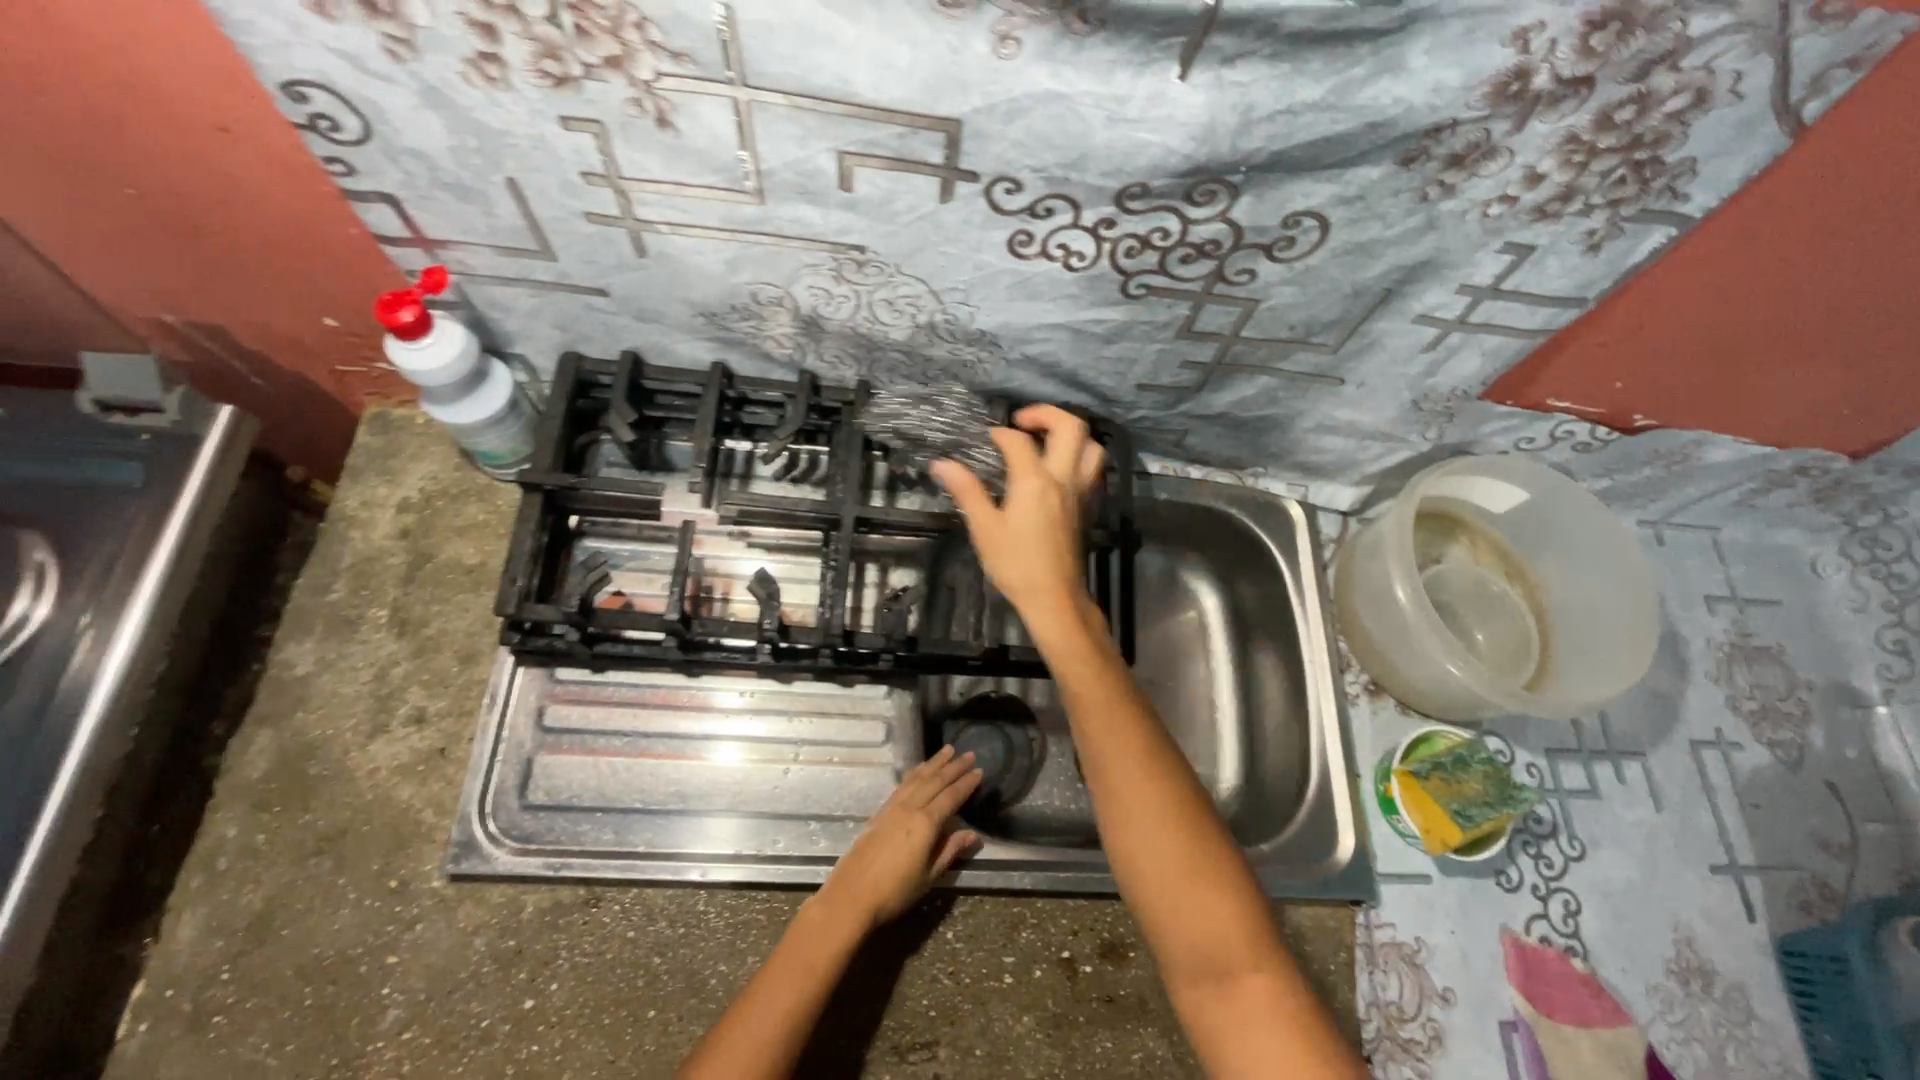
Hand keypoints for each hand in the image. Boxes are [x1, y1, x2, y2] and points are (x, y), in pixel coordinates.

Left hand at [813, 746, 983, 930]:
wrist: (851, 896)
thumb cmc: (895, 891)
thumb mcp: (929, 876)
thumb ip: (950, 850)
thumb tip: (974, 835)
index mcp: (925, 823)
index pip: (951, 797)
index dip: (966, 784)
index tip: (979, 771)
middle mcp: (909, 808)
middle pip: (935, 781)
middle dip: (953, 767)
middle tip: (969, 754)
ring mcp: (892, 808)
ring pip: (917, 778)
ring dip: (933, 764)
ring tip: (946, 750)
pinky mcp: (879, 812)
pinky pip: (902, 785)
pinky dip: (914, 773)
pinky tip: (918, 770)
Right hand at [930, 404, 1105, 616]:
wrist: (1054, 596)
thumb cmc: (1015, 564)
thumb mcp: (984, 528)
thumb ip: (967, 491)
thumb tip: (942, 464)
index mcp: (1034, 482)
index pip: (1018, 441)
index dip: (1000, 433)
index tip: (987, 438)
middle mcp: (1063, 479)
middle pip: (1071, 427)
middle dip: (1047, 414)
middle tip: (1023, 421)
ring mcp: (1080, 492)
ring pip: (1092, 446)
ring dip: (1072, 435)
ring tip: (1047, 440)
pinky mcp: (1087, 506)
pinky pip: (1093, 469)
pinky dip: (1080, 457)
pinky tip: (1060, 468)